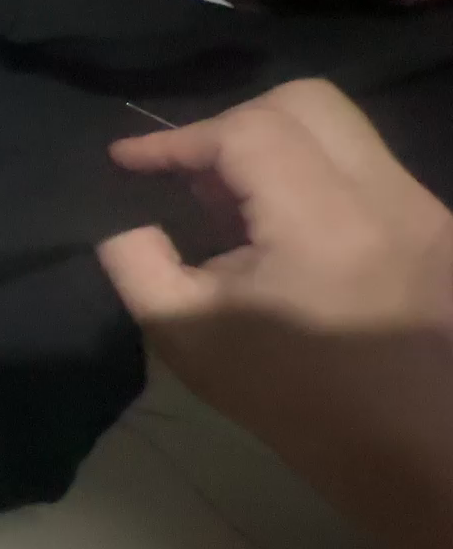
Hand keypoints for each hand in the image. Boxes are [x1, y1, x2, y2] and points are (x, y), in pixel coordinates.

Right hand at [97, 79, 452, 431]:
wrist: (408, 444)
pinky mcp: (430, 226)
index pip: (249, 133)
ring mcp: (424, 211)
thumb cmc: (282, 389)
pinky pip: (352, 163)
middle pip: (306, 104)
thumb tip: (127, 221)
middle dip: (223, 124)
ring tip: (211, 201)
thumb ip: (134, 260)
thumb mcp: (177, 327)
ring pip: (334, 130)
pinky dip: (291, 172)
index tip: (125, 162)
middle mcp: (392, 201)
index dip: (175, 138)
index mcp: (327, 227)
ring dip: (258, 148)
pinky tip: (258, 223)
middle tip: (176, 171)